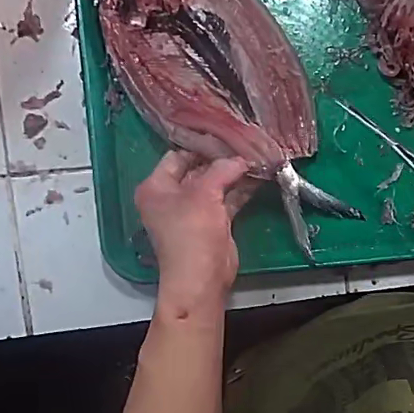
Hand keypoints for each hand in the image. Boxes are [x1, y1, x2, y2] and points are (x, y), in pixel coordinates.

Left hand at [135, 151, 258, 308]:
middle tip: (245, 145)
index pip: (177, 156)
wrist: (201, 276)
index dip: (200, 146)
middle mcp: (171, 197)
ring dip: (234, 175)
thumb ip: (222, 170)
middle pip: (198, 170)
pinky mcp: (212, 223)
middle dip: (221, 160)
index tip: (225, 136)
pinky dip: (240, 191)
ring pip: (215, 185)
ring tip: (256, 159)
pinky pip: (227, 200)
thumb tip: (240, 159)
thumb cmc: (192, 233)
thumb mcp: (204, 193)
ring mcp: (192, 211)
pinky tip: (257, 179)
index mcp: (156, 187)